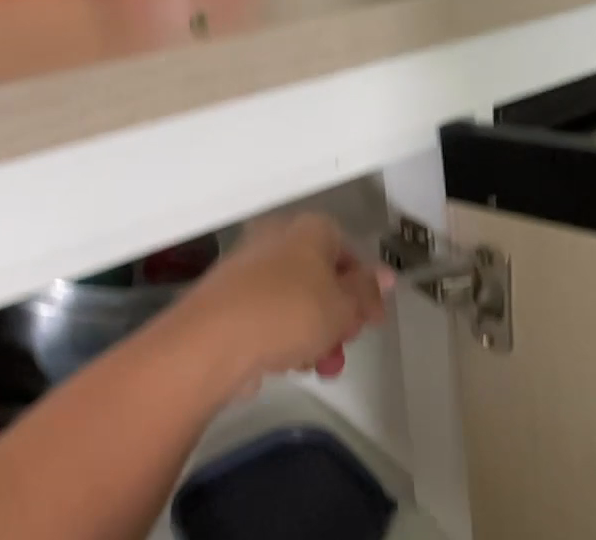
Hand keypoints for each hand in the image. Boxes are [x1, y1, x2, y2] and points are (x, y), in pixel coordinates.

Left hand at [169, 214, 393, 394]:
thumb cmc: (290, 313)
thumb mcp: (343, 307)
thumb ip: (367, 293)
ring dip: (312, 334)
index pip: (346, 248)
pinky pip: (266, 316)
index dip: (363, 285)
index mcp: (308, 230)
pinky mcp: (226, 300)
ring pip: (294, 300)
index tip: (370, 319)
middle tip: (343, 345)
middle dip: (337, 316)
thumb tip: (383, 277)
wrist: (212, 340)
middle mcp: (276, 240)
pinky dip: (280, 337)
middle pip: (319, 276)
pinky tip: (285, 364)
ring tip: (317, 366)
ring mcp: (247, 269)